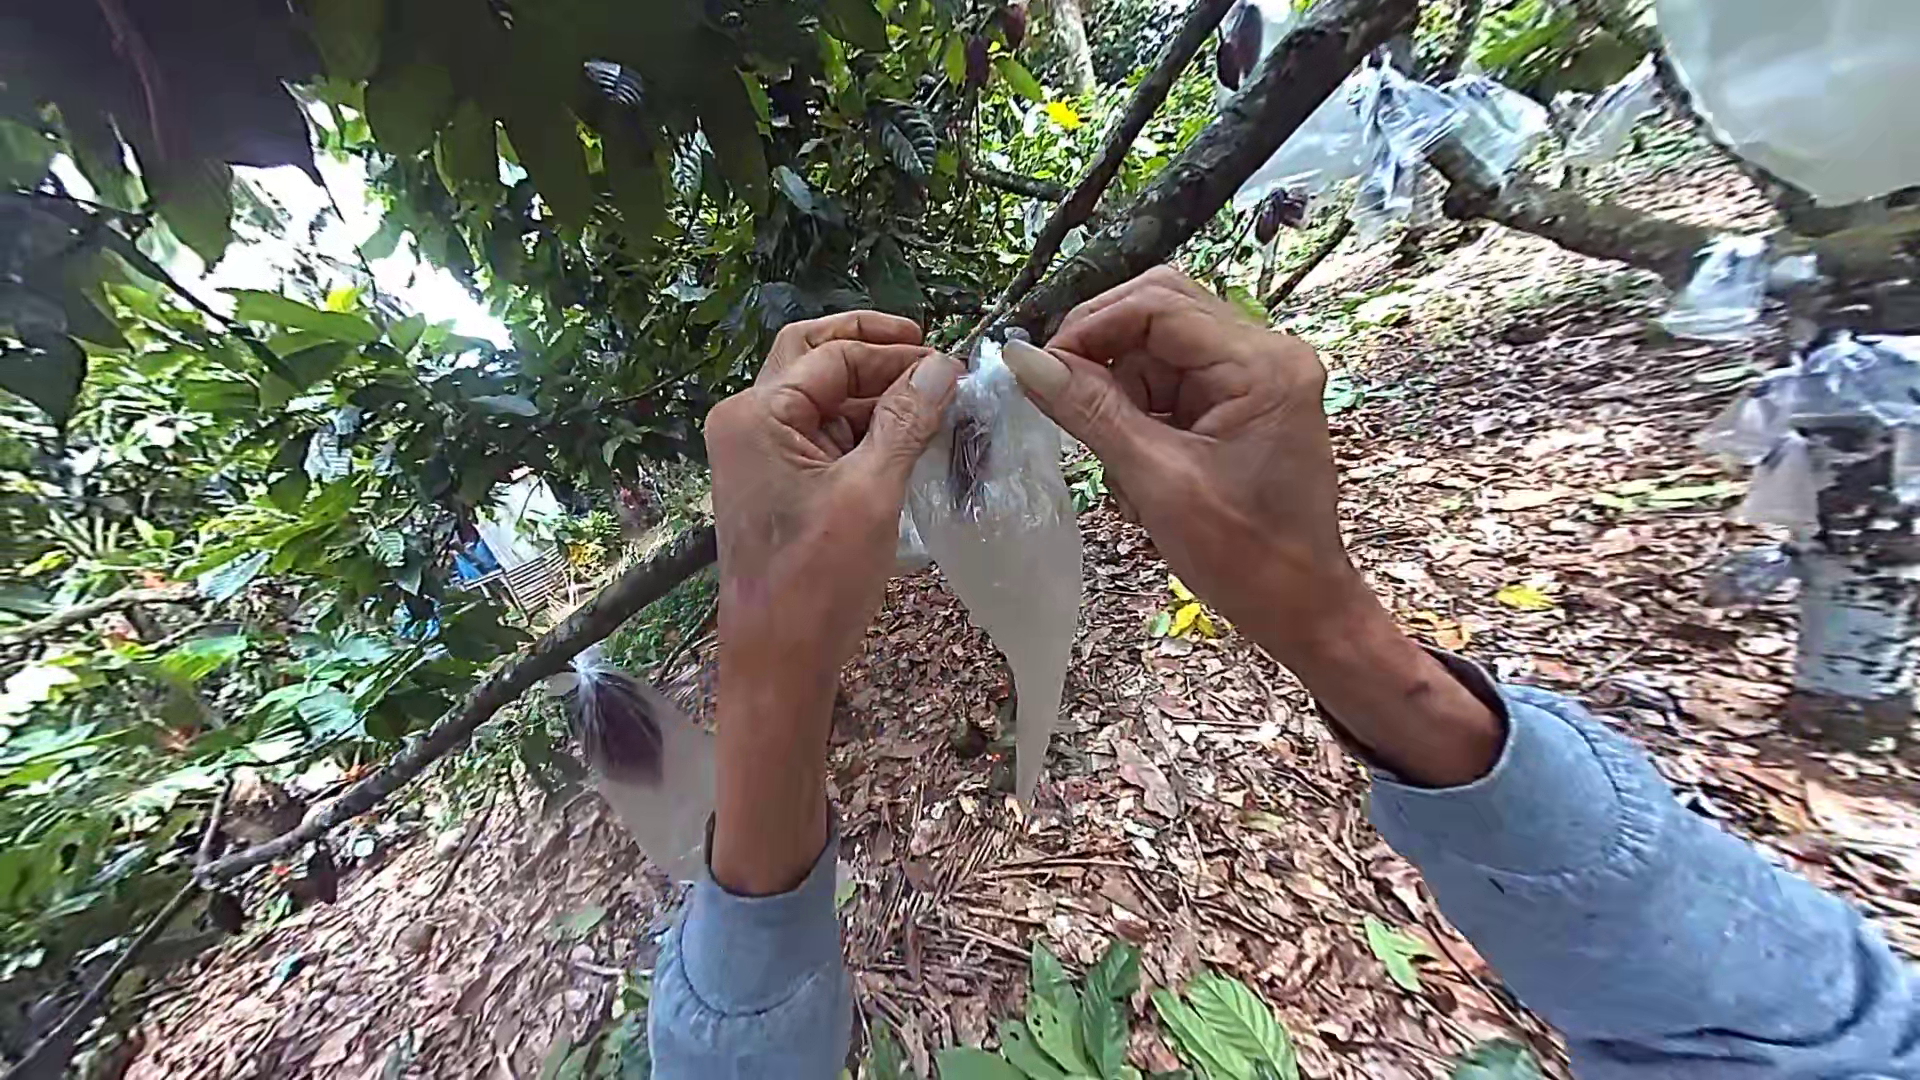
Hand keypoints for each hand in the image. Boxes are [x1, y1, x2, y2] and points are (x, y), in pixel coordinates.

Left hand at [705, 313, 961, 891]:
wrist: (781, 661)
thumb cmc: (821, 580)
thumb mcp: (871, 492)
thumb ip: (905, 421)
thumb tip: (942, 364)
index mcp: (758, 415)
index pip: (832, 355)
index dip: (894, 353)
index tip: (950, 363)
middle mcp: (749, 423)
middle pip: (814, 359)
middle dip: (873, 352)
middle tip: (930, 357)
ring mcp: (761, 454)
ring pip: (822, 399)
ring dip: (874, 395)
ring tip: (932, 403)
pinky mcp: (779, 483)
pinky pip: (824, 437)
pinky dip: (863, 430)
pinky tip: (907, 438)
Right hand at [1004, 267, 1354, 652]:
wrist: (1297, 607)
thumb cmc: (1243, 554)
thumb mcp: (1156, 480)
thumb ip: (1090, 412)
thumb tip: (1024, 362)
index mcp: (1260, 365)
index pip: (1158, 306)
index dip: (1088, 328)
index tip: (1039, 371)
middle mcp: (1259, 356)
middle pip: (1156, 319)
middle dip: (1100, 360)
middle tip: (1061, 402)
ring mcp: (1246, 381)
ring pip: (1151, 358)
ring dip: (1116, 403)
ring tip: (1121, 469)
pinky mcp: (1230, 408)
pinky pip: (1162, 391)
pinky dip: (1133, 423)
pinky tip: (1137, 474)